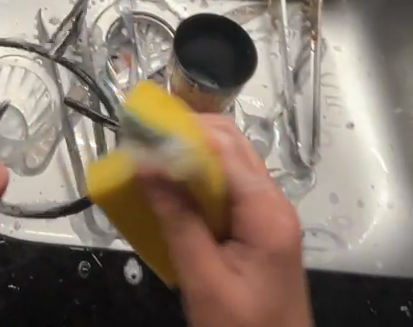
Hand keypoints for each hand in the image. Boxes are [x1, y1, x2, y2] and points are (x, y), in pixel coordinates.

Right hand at [144, 115, 311, 326]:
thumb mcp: (203, 279)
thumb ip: (177, 218)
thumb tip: (144, 163)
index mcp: (266, 211)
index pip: (223, 147)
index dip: (181, 134)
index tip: (140, 135)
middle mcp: (272, 202)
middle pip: (228, 143)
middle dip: (185, 135)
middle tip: (143, 144)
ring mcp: (267, 214)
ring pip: (226, 161)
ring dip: (189, 155)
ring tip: (150, 162)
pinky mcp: (257, 228)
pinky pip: (226, 186)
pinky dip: (197, 178)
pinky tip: (170, 190)